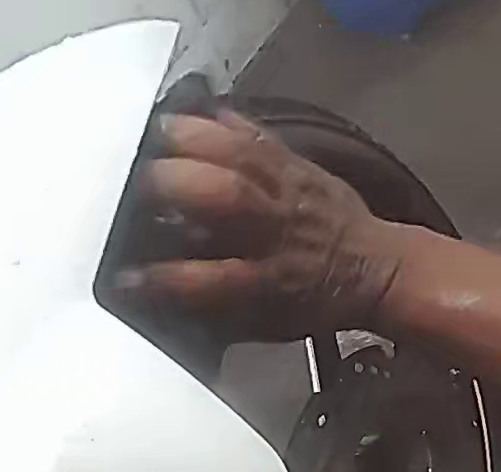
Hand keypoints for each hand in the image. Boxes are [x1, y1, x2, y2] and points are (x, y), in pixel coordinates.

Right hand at [117, 109, 407, 338]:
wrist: (375, 269)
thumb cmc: (319, 302)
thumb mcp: (273, 326)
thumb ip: (225, 315)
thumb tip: (173, 310)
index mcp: (271, 282)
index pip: (210, 280)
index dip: (164, 280)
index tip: (125, 281)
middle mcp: (278, 233)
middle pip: (224, 198)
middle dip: (171, 187)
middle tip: (134, 188)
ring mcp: (290, 192)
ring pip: (238, 155)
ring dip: (188, 141)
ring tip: (151, 138)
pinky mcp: (298, 164)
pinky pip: (258, 134)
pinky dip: (222, 121)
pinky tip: (194, 116)